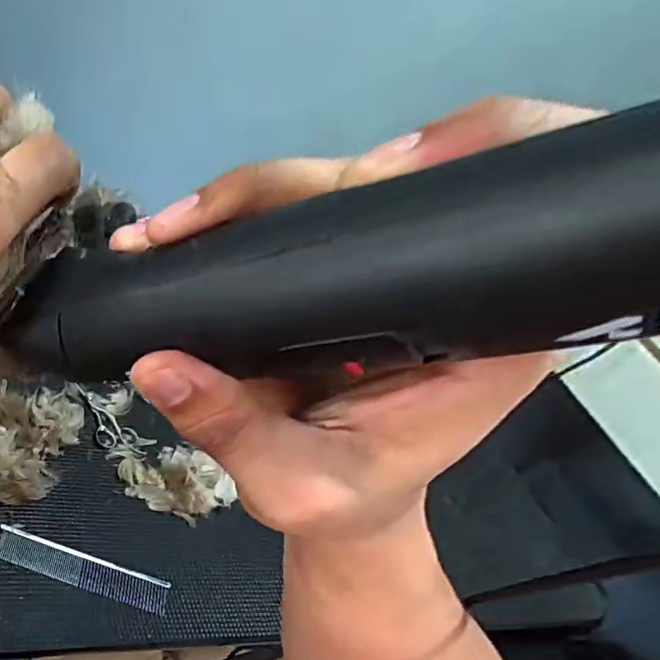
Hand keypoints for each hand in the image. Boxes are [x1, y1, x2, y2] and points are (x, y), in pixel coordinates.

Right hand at [120, 97, 604, 540]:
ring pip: (329, 194)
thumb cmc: (338, 505)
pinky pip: (287, 230)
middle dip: (292, 184)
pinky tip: (177, 238)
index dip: (466, 151)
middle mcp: (445, 282)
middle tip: (191, 221)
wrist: (334, 509)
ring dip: (245, 200)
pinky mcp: (331, 280)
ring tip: (166, 230)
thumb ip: (234, 430)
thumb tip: (155, 364)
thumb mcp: (292, 485)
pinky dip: (230, 227)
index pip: (504, 206)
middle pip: (390, 183)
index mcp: (487, 327)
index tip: (366, 176)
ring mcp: (383, 275)